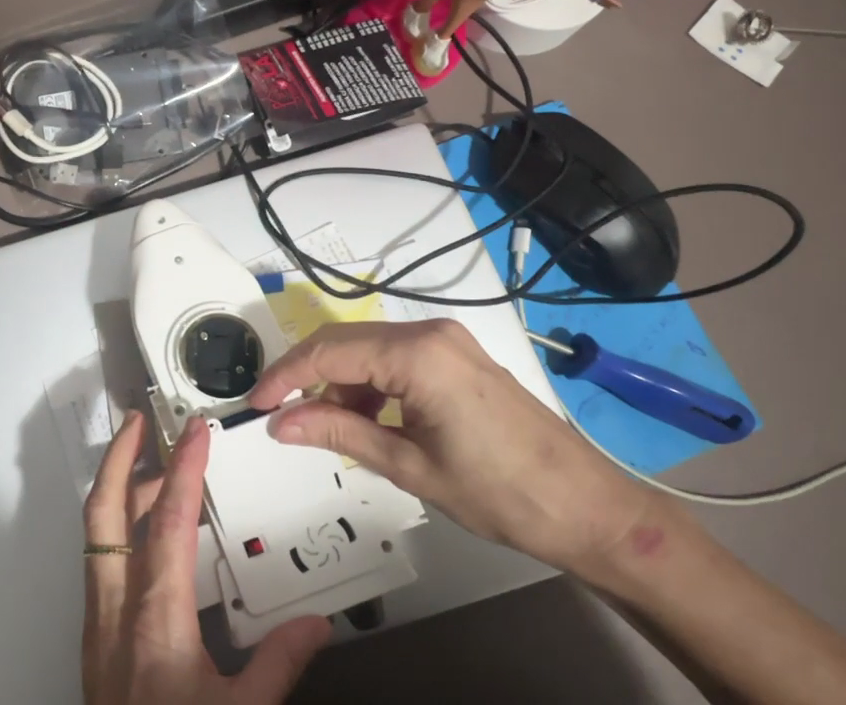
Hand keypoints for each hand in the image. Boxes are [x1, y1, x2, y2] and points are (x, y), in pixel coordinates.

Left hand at [82, 412, 330, 704]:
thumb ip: (278, 665)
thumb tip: (315, 626)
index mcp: (156, 618)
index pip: (170, 522)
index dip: (185, 469)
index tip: (195, 431)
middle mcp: (115, 608)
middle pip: (105, 511)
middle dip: (120, 458)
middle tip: (137, 422)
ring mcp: (97, 620)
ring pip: (97, 533)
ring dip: (119, 490)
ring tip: (150, 467)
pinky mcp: (94, 636)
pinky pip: (99, 561)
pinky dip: (116, 527)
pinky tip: (141, 532)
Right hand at [247, 320, 655, 574]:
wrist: (590, 510)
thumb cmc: (501, 493)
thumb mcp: (409, 466)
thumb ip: (340, 433)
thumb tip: (281, 423)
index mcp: (417, 355)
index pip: (328, 353)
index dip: (284, 376)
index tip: (254, 404)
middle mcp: (430, 334)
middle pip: (344, 342)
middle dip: (307, 377)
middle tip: (278, 415)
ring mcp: (448, 343)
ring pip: (367, 350)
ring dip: (339, 384)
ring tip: (327, 428)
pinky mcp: (458, 359)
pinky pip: (395, 360)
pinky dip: (370, 386)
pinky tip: (366, 420)